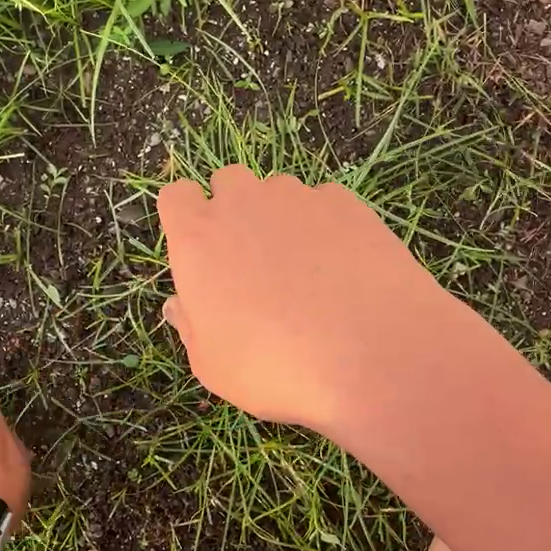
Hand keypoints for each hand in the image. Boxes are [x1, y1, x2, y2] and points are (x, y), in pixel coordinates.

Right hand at [156, 165, 465, 432]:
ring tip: (306, 271)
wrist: (374, 356)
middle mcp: (244, 204)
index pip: (176, 196)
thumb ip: (190, 326)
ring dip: (281, 218)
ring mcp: (299, 199)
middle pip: (228, 182)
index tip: (202, 253)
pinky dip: (327, 226)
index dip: (187, 220)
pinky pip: (325, 203)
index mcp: (198, 239)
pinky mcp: (347, 204)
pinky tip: (343, 269)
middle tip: (252, 264)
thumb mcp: (213, 365)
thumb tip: (178, 304)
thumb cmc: (275, 368)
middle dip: (234, 210)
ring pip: (278, 191)